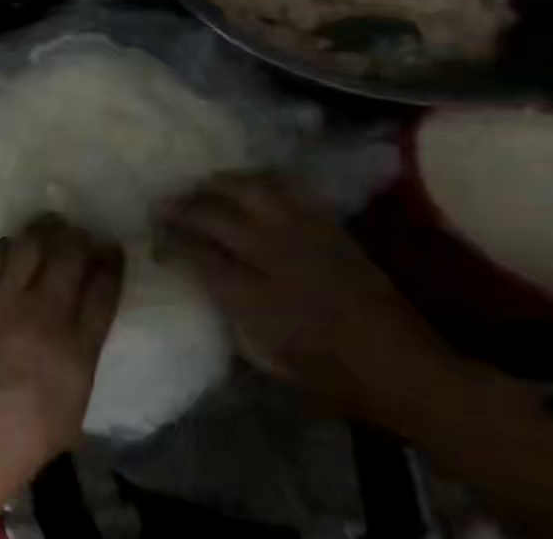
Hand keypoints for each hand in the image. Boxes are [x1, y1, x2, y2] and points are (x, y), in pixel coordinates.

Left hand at [0, 215, 122, 521]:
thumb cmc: (26, 436)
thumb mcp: (76, 400)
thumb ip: (85, 350)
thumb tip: (86, 315)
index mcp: (78, 346)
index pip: (104, 286)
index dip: (111, 260)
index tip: (112, 249)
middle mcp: (45, 313)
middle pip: (70, 252)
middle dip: (81, 238)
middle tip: (81, 237)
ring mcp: (7, 301)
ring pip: (32, 242)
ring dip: (46, 231)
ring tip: (50, 231)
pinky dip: (9, 245)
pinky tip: (14, 251)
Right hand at [155, 172, 473, 435]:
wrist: (398, 363)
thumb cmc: (329, 374)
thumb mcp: (268, 360)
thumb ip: (232, 318)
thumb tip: (207, 287)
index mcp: (254, 294)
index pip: (197, 255)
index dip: (169, 242)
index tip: (154, 237)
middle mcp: (272, 253)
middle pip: (214, 214)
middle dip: (183, 207)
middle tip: (163, 204)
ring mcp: (301, 231)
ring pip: (248, 189)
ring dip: (217, 183)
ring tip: (200, 183)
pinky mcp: (326, 222)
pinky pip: (287, 186)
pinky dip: (261, 179)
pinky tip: (248, 181)